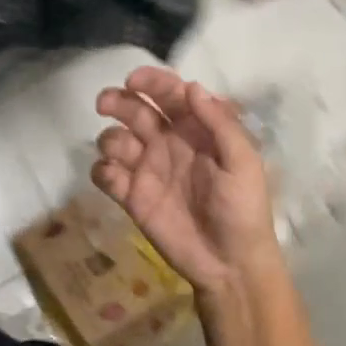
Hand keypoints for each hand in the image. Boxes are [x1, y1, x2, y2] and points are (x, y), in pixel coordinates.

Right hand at [94, 66, 281, 292]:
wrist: (229, 263)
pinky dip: (103, 170)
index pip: (170, 95)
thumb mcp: (243, 163)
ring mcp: (148, 170)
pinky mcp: (132, 198)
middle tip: (106, 103)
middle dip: (119, 101)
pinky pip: (106, 174)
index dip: (151, 82)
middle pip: (136, 111)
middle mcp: (168, 144)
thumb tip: (191, 87)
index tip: (133, 81)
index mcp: (197, 130)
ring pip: (116, 140)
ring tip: (122, 154)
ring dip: (111, 138)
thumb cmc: (243, 209)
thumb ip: (220, 124)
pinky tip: (116, 178)